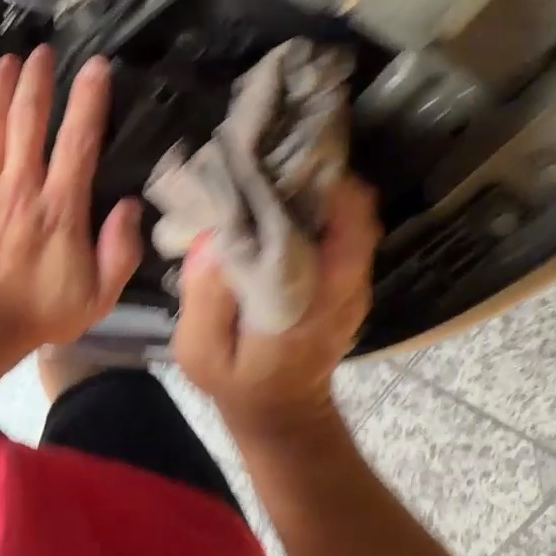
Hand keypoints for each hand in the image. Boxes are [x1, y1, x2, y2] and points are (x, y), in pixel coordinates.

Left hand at [0, 47, 143, 357]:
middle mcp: (19, 187)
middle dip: (36, 81)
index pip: (78, 141)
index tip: (95, 66)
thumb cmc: (37, 314)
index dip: (89, 100)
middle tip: (42, 52)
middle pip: (28, 121)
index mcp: (59, 207)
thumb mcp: (98, 295)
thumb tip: (130, 206)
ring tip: (5, 61)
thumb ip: (119, 250)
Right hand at [171, 176, 380, 441]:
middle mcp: (346, 282)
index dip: (319, 181)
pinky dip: (311, 203)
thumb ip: (206, 298)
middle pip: (353, 207)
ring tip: (264, 158)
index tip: (278, 150)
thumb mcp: (202, 351)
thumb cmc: (237, 381)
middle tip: (265, 142)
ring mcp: (349, 281)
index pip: (344, 223)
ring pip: (348, 213)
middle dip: (315, 169)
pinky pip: (337, 227)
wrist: (280, 414)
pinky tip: (269, 190)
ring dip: (313, 183)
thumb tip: (212, 238)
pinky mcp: (341, 279)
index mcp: (316, 296)